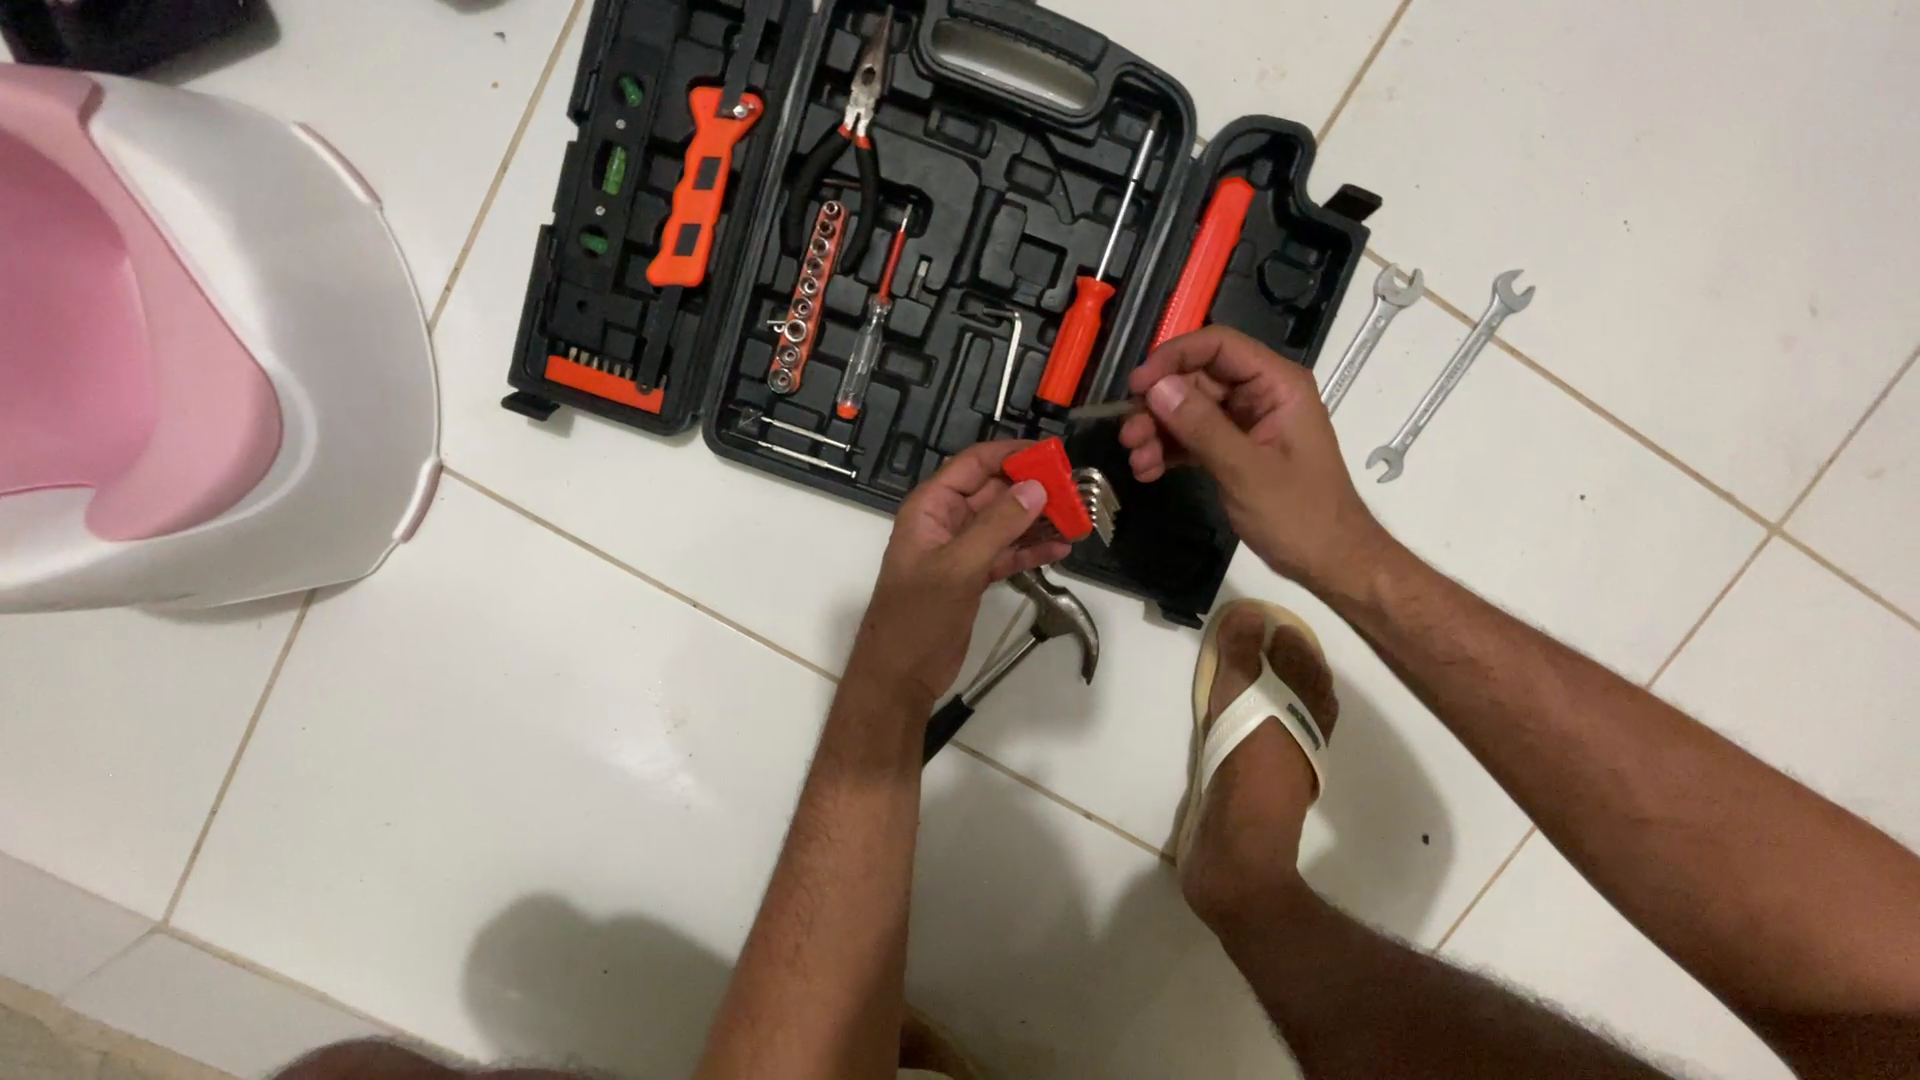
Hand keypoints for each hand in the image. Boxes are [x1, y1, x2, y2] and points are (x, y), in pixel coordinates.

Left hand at [848, 441, 1072, 705]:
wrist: (901, 672)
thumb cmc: (918, 615)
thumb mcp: (958, 567)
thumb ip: (997, 526)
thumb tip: (1037, 488)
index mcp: (931, 507)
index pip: (974, 464)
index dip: (1012, 454)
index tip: (1053, 455)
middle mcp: (947, 521)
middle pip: (995, 490)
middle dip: (1033, 488)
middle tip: (1076, 490)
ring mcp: (962, 549)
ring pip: (1006, 522)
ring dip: (1038, 520)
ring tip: (1077, 518)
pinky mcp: (974, 575)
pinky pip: (1008, 552)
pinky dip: (1032, 549)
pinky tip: (1061, 548)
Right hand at [1118, 326, 1390, 592]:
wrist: (1328, 561)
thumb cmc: (1300, 514)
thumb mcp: (1247, 470)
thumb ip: (1202, 426)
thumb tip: (1156, 388)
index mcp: (1276, 385)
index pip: (1218, 346)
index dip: (1173, 358)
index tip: (1137, 387)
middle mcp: (1259, 396)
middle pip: (1195, 380)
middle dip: (1157, 406)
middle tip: (1128, 436)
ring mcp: (1244, 424)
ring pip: (1186, 411)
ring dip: (1156, 432)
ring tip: (1137, 461)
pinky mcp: (1231, 451)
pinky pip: (1190, 439)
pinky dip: (1167, 452)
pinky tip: (1148, 471)